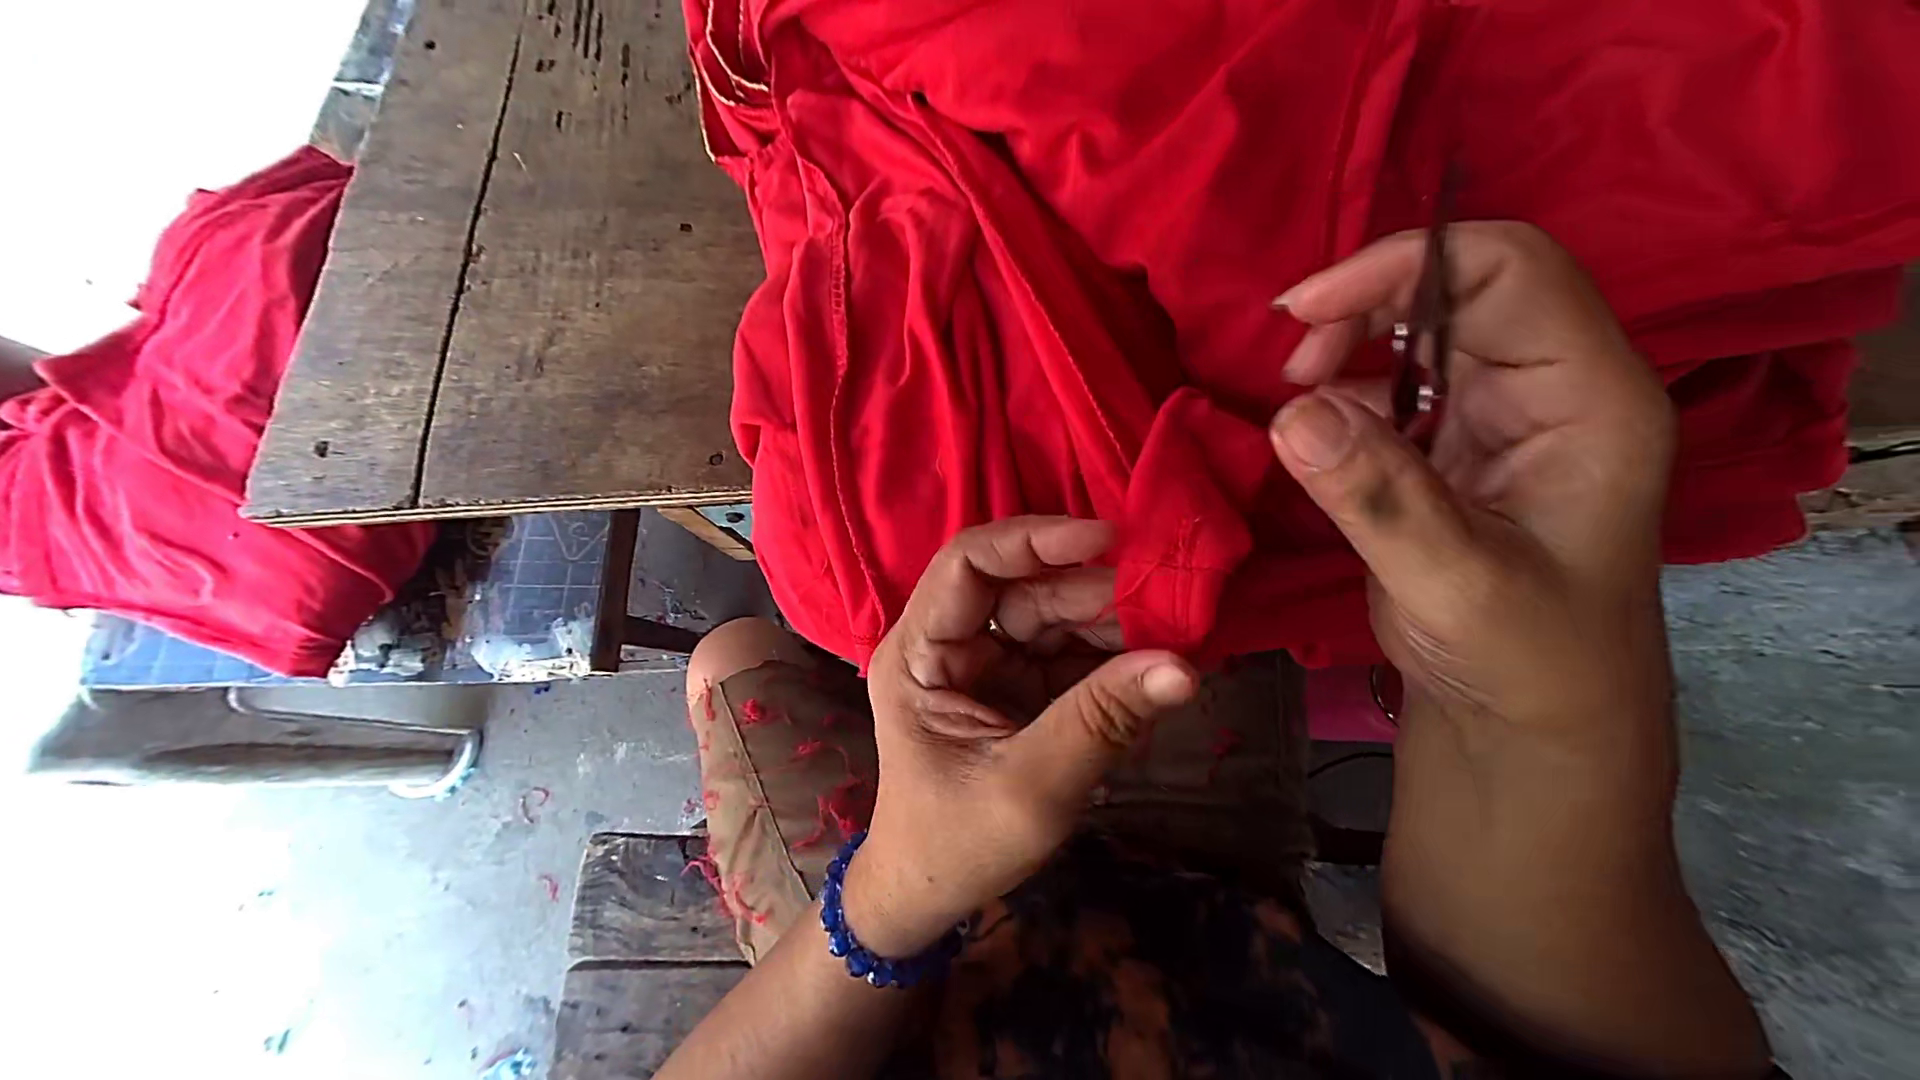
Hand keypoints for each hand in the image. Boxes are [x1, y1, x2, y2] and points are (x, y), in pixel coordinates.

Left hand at [840, 516, 1197, 955]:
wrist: (932, 890)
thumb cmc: (958, 842)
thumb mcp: (1030, 788)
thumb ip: (1101, 722)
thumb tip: (1183, 667)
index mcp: (918, 652)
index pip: (967, 564)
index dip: (1033, 540)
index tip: (1107, 538)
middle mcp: (947, 642)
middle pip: (1020, 586)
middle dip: (1091, 589)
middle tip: (1166, 602)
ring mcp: (983, 659)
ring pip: (1050, 612)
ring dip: (1109, 619)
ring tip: (1171, 632)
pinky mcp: (1015, 680)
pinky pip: (1066, 648)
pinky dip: (1109, 652)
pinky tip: (1152, 659)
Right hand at [1272, 223, 1768, 1071]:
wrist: (1523, 714)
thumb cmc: (1525, 656)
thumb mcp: (1456, 583)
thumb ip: (1380, 498)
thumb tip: (1290, 413)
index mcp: (1589, 400)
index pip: (1508, 273)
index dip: (1402, 268)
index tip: (1300, 314)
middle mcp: (1546, 390)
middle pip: (1453, 291)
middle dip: (1359, 308)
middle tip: (1287, 365)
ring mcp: (1492, 417)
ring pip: (1411, 336)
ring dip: (1340, 351)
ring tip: (1289, 400)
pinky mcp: (1442, 449)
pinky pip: (1381, 391)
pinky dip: (1331, 396)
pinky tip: (1304, 435)